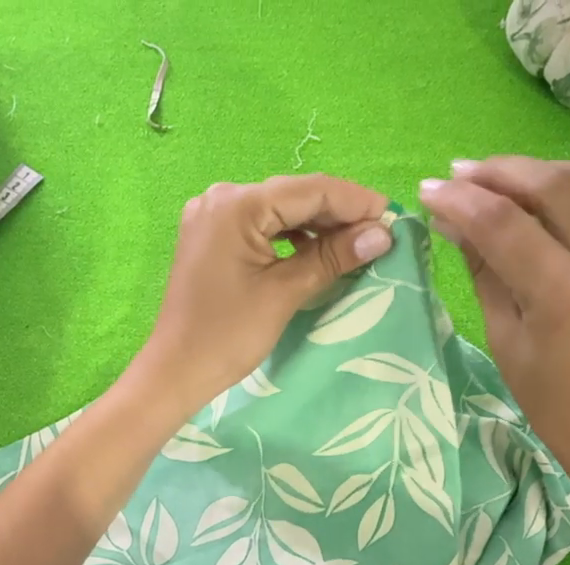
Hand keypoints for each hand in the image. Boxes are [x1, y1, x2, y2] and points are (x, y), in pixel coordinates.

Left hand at [131, 174, 393, 414]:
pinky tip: (317, 253)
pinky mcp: (211, 238)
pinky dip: (291, 238)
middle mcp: (221, 198)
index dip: (355, 202)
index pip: (310, 189)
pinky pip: (261, 227)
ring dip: (317, 226)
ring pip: (279, 211)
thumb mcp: (284, 293)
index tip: (393, 220)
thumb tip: (382, 234)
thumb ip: (332, 257)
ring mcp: (212, 216)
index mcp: (237, 205)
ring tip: (355, 247)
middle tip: (380, 236)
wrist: (176, 371)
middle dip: (338, 214)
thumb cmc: (227, 335)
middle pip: (294, 196)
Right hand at [419, 158, 569, 507]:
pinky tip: (539, 199)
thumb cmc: (552, 401)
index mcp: (565, 294)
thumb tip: (453, 220)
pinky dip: (569, 189)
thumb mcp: (505, 338)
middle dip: (498, 171)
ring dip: (535, 170)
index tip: (428, 190)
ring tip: (495, 179)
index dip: (460, 200)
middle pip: (551, 183)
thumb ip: (483, 270)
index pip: (503, 224)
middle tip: (459, 174)